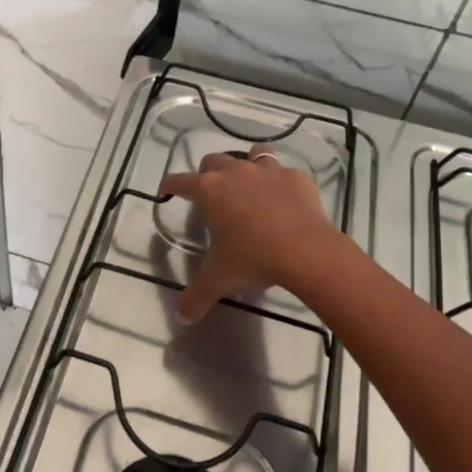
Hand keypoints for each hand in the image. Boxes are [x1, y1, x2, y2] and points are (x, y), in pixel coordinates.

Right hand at [158, 144, 343, 324]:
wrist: (306, 251)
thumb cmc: (254, 260)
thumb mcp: (220, 280)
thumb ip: (196, 296)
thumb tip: (180, 317)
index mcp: (210, 191)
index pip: (180, 181)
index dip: (170, 184)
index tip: (166, 189)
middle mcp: (236, 172)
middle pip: (213, 160)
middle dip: (207, 172)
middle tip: (210, 192)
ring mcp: (268, 171)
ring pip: (253, 154)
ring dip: (247, 164)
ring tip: (250, 184)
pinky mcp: (296, 177)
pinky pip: (284, 173)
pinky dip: (281, 183)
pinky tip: (285, 200)